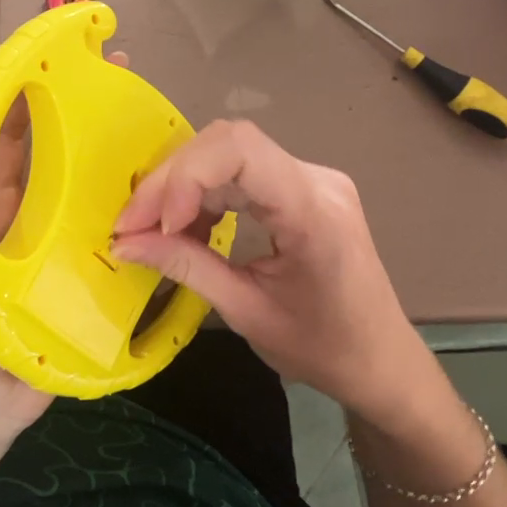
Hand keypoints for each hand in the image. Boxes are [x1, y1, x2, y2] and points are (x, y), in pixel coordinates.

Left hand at [0, 50, 134, 434]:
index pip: (2, 152)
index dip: (19, 106)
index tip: (48, 66)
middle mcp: (29, 223)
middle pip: (56, 159)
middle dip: (83, 115)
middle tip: (121, 77)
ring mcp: (64, 250)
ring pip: (96, 193)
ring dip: (124, 160)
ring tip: (164, 128)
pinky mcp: (95, 281)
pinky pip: (123, 240)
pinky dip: (148, 217)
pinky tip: (179, 203)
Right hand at [110, 120, 433, 424]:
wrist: (382, 362)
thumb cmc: (324, 349)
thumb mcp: (247, 313)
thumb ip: (187, 267)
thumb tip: (123, 244)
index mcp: (314, 211)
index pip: (239, 151)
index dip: (183, 177)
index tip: (151, 226)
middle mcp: (316, 179)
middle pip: (227, 145)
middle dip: (170, 181)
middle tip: (130, 227)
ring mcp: (311, 178)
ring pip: (228, 153)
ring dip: (181, 186)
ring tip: (150, 231)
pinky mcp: (301, 187)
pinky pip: (240, 171)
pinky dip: (202, 194)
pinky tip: (184, 230)